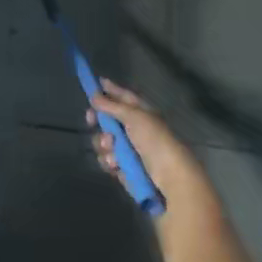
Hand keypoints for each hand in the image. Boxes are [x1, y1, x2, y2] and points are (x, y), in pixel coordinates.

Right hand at [89, 78, 215, 225]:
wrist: (169, 178)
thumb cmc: (155, 142)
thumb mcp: (135, 117)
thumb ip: (112, 106)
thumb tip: (93, 96)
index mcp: (142, 114)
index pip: (124, 96)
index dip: (111, 90)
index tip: (94, 82)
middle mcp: (135, 129)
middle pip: (108, 119)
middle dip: (99, 120)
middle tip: (91, 120)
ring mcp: (128, 149)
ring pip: (103, 140)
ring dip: (103, 143)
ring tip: (111, 149)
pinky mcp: (124, 167)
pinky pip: (106, 158)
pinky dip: (108, 161)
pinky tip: (115, 165)